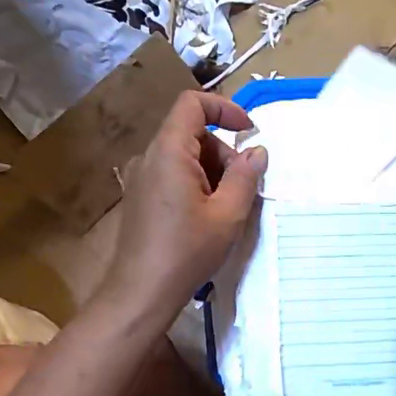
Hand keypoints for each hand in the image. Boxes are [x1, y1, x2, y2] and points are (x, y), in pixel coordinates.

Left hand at [100, 91, 267, 322]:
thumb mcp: (228, 214)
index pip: (192, 104)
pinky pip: (170, 173)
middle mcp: (148, 156)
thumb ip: (245, 176)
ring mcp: (139, 177)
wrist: (140, 292)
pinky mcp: (138, 197)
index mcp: (168, 151)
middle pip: (190, 132)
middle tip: (240, 187)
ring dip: (210, 170)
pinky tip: (204, 216)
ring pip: (182, 155)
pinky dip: (194, 182)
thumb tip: (256, 151)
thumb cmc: (186, 251)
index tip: (249, 132)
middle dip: (222, 151)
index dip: (224, 108)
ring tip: (224, 208)